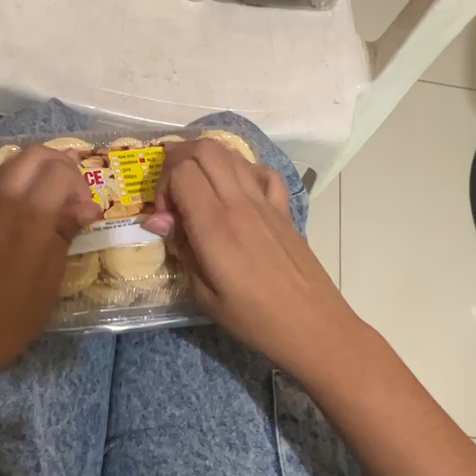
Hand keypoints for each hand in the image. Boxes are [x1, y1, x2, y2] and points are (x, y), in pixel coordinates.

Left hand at [0, 145, 102, 382]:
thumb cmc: (5, 323)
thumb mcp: (47, 286)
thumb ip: (65, 237)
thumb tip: (87, 207)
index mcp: (27, 219)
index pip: (60, 171)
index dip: (81, 184)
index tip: (89, 214)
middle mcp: (3, 203)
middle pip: (34, 154)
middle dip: (62, 163)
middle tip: (78, 192)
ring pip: (14, 163)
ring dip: (40, 169)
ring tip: (61, 198)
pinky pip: (0, 183)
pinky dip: (22, 182)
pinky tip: (35, 211)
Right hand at [144, 140, 368, 381]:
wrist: (313, 326)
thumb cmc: (254, 319)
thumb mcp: (204, 295)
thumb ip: (182, 250)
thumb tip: (163, 222)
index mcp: (215, 227)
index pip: (182, 171)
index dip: (163, 184)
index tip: (164, 217)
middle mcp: (240, 204)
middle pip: (205, 149)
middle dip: (178, 158)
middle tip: (170, 187)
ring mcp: (266, 202)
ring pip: (231, 154)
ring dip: (206, 159)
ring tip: (195, 185)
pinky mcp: (284, 209)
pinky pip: (261, 171)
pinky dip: (241, 169)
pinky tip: (234, 190)